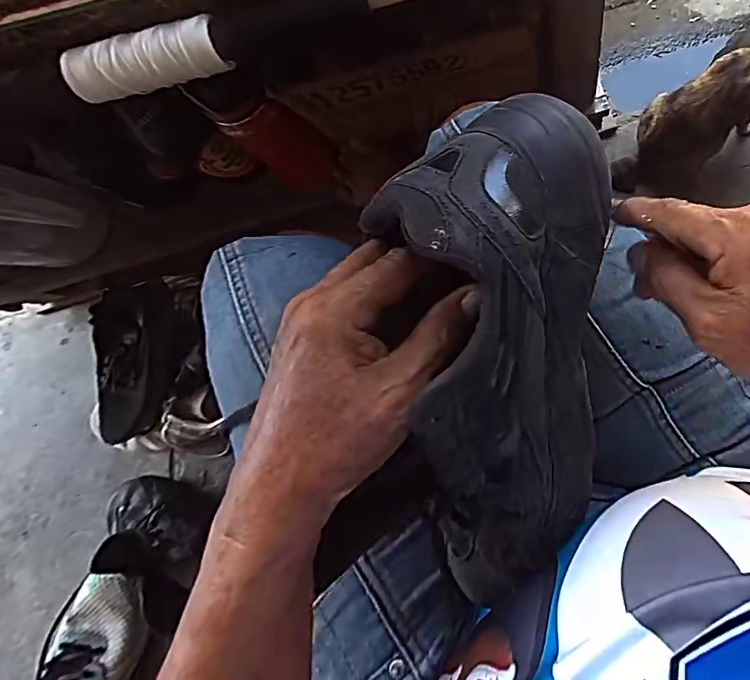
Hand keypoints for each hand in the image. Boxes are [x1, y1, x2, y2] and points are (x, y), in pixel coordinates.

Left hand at [241, 242, 476, 513]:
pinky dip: (379, 290)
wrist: (275, 495)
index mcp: (333, 308)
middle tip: (459, 269)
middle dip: (418, 256)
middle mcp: (311, 299)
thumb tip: (474, 294)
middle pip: (375, 254)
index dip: (440, 257)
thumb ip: (440, 334)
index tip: (474, 261)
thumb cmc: (335, 445)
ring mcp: (301, 315)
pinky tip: (405, 308)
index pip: (398, 259)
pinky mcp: (301, 333)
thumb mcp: (400, 391)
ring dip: (398, 272)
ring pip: (360, 270)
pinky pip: (347, 291)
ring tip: (440, 285)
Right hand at [616, 198, 749, 411]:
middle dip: (663, 249)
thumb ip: (666, 279)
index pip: (669, 211)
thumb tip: (640, 253)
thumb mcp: (708, 321)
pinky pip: (731, 241)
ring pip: (708, 233)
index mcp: (734, 231)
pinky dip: (711, 260)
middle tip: (643, 286)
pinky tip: (704, 289)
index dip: (636, 213)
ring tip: (673, 297)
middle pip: (689, 221)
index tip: (612, 215)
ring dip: (687, 258)